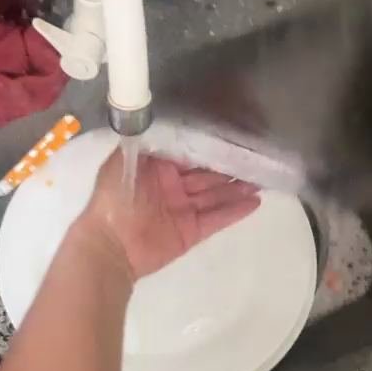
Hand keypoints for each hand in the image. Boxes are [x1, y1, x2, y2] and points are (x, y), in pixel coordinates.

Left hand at [73, 150, 261, 280]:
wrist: (109, 245)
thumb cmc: (113, 199)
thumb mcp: (123, 161)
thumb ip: (145, 143)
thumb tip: (167, 125)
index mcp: (157, 168)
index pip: (189, 154)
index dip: (210, 147)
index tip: (233, 137)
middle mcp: (172, 186)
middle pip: (207, 174)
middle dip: (230, 167)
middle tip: (256, 158)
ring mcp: (183, 210)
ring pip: (215, 196)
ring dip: (237, 188)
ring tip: (262, 179)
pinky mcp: (190, 232)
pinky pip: (216, 219)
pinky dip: (235, 212)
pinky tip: (255, 202)